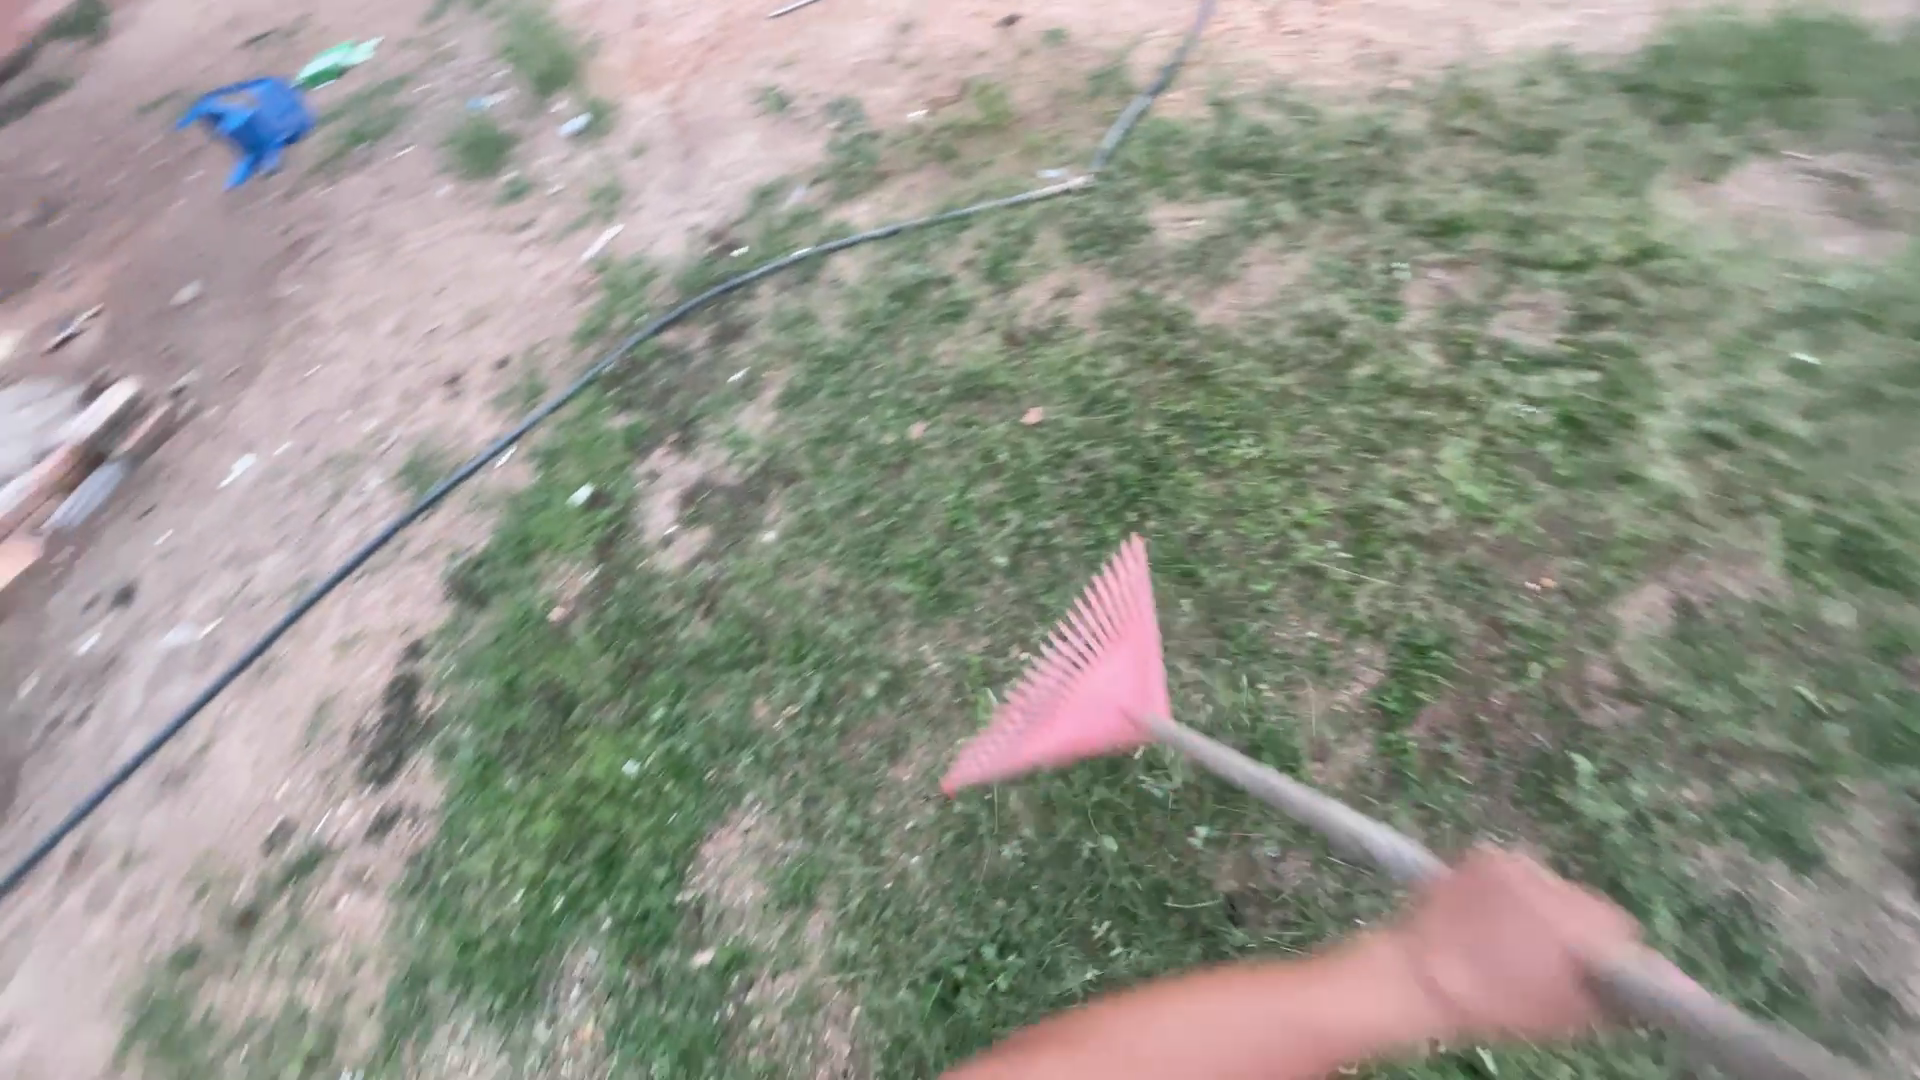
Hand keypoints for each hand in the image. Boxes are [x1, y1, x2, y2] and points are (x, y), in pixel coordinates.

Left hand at [1384, 846, 1661, 1042]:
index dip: (1617, 951)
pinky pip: (1514, 870)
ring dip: (1545, 902)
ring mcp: (1512, 862)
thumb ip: (1613, 995)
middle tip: (1557, 951)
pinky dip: (1511, 886)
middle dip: (1578, 924)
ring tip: (1519, 930)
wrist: (1423, 972)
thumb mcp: (1571, 1013)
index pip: (1622, 927)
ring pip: (1550, 883)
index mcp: (1580, 923)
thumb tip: (1633, 988)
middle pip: (1585, 901)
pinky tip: (1495, 909)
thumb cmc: (1499, 1002)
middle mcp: (1550, 882)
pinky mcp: (1481, 854)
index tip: (1604, 967)